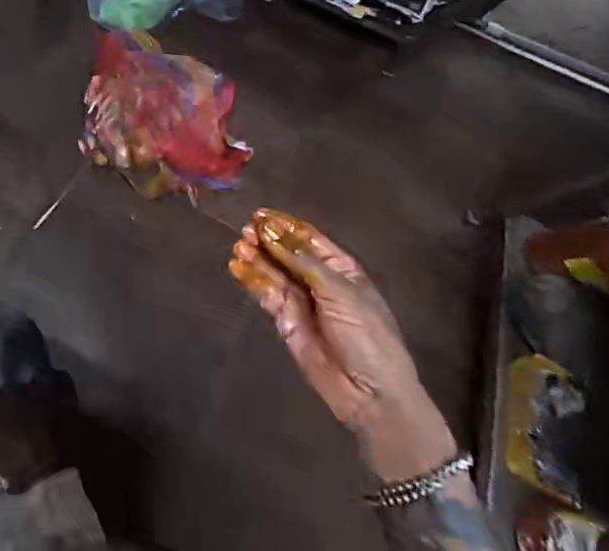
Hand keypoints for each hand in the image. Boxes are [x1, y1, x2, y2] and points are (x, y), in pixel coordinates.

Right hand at [229, 209, 457, 481]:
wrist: (371, 394)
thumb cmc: (367, 335)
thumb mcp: (339, 292)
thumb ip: (302, 261)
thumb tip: (269, 231)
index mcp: (340, 267)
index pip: (307, 238)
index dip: (284, 225)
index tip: (259, 215)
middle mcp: (318, 279)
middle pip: (286, 252)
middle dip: (266, 240)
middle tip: (245, 230)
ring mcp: (301, 300)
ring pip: (273, 271)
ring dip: (256, 257)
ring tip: (239, 246)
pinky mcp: (286, 321)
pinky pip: (267, 294)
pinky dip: (252, 280)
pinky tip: (238, 268)